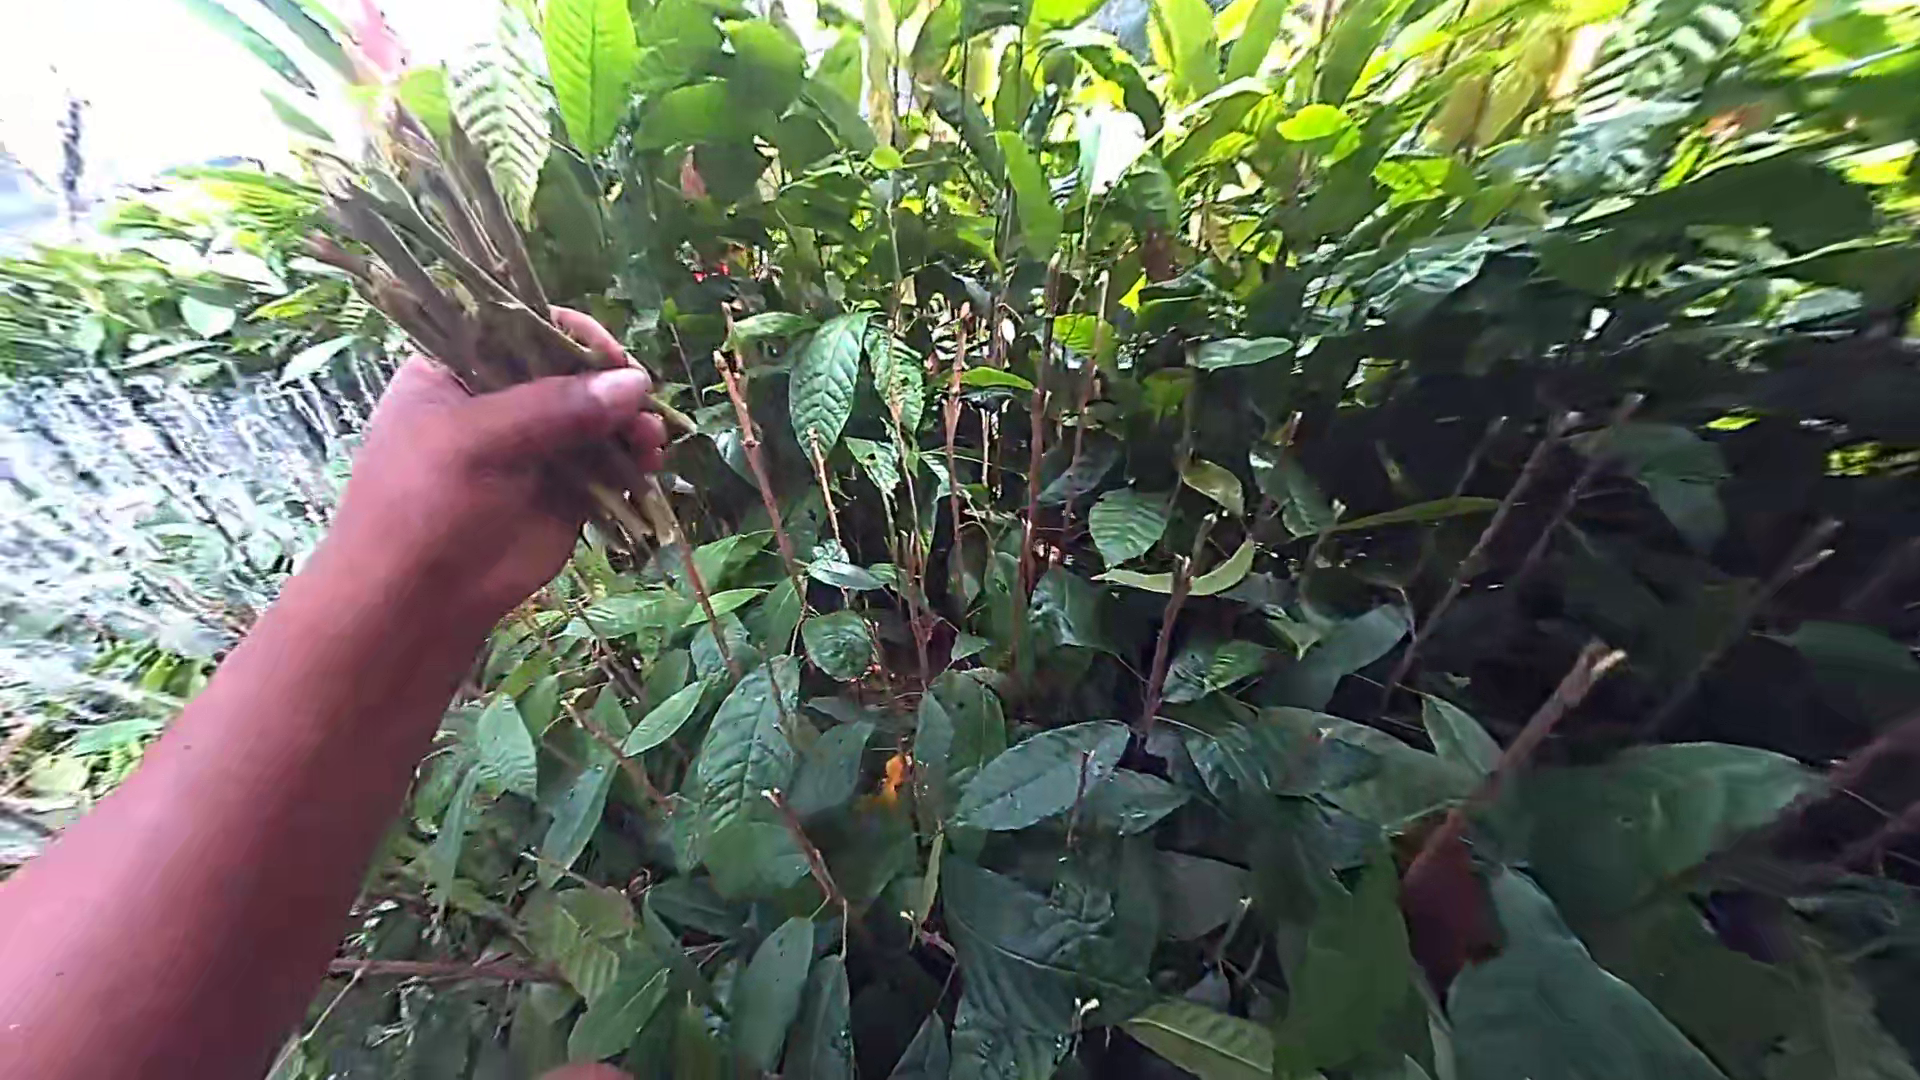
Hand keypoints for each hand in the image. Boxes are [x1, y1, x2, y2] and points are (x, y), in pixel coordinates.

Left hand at [319, 308, 666, 629]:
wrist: (424, 599)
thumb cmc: (425, 507)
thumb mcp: (478, 443)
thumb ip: (556, 408)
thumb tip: (638, 383)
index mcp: (462, 372)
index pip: (527, 329)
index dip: (576, 338)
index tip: (613, 359)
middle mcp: (509, 402)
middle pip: (578, 375)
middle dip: (617, 388)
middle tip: (642, 412)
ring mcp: (544, 446)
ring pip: (605, 419)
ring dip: (635, 427)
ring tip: (651, 446)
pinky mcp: (574, 486)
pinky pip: (617, 462)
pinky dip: (638, 462)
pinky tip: (651, 468)